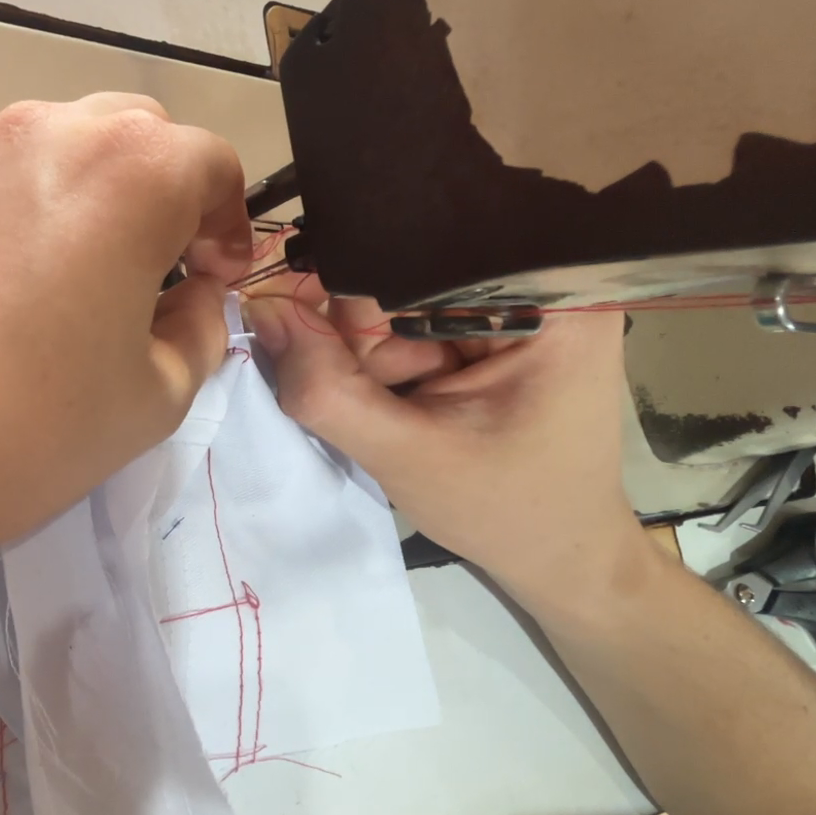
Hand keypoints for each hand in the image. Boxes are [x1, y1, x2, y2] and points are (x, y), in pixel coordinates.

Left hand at [0, 94, 251, 561]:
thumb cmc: (27, 431)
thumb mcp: (155, 397)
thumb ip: (199, 328)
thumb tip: (191, 297)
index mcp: (128, 172)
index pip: (209, 162)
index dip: (224, 224)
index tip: (208, 281)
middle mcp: (43, 134)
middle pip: (129, 135)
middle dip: (157, 192)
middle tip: (143, 272)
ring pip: (47, 148)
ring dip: (78, 196)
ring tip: (58, 278)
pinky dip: (4, 212)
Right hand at [242, 268, 644, 608]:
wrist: (554, 552)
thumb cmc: (501, 509)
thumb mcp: (403, 455)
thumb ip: (326, 388)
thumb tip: (261, 311)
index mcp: (548, 300)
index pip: (417, 262)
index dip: (351, 303)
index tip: (311, 345)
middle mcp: (538, 285)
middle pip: (403, 278)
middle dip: (365, 342)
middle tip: (384, 403)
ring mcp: (514, 306)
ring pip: (398, 304)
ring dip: (373, 360)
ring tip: (402, 412)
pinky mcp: (492, 330)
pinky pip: (410, 325)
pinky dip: (387, 365)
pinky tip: (405, 402)